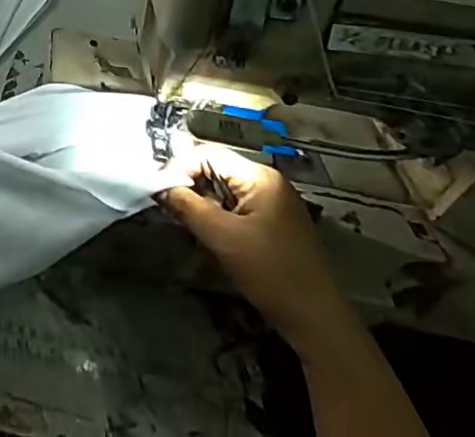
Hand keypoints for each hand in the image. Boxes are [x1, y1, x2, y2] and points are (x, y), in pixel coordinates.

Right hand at [159, 144, 348, 345]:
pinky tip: (213, 238)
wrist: (316, 319)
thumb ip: (187, 207)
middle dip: (191, 187)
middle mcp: (267, 181)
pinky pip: (238, 207)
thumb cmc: (270, 273)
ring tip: (190, 227)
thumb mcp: (223, 239)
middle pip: (217, 169)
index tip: (160, 193)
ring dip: (205, 205)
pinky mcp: (274, 222)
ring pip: (226, 190)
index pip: (209, 154)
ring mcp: (273, 202)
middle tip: (171, 212)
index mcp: (259, 176)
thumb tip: (158, 186)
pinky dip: (220, 218)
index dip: (180, 168)